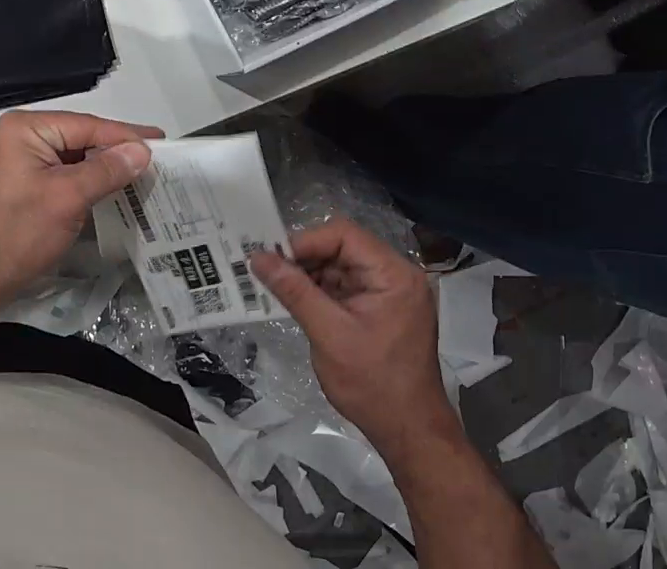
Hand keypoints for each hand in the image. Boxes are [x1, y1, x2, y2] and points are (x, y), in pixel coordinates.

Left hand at [0, 110, 159, 311]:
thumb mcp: (68, 198)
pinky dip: (82, 180)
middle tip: (156, 159)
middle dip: (115, 150)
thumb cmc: (16, 233)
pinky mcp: (16, 183)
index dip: (126, 135)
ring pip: (69, 156)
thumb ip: (106, 170)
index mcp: (24, 129)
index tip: (161, 141)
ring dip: (100, 167)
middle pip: (78, 137)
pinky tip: (108, 189)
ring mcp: (13, 159)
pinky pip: (57, 173)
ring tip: (140, 174)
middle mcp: (16, 136)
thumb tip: (140, 150)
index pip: (86, 125)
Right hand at [250, 220, 456, 457]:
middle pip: (340, 248)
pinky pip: (342, 286)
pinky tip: (292, 300)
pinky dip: (316, 291)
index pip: (344, 235)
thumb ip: (294, 291)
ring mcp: (388, 294)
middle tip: (266, 271)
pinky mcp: (378, 310)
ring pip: (338, 266)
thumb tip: (257, 257)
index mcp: (394, 275)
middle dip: (303, 258)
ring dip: (306, 275)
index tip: (273, 259)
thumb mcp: (328, 334)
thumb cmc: (373, 383)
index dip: (305, 241)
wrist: (409, 432)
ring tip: (273, 286)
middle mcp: (395, 276)